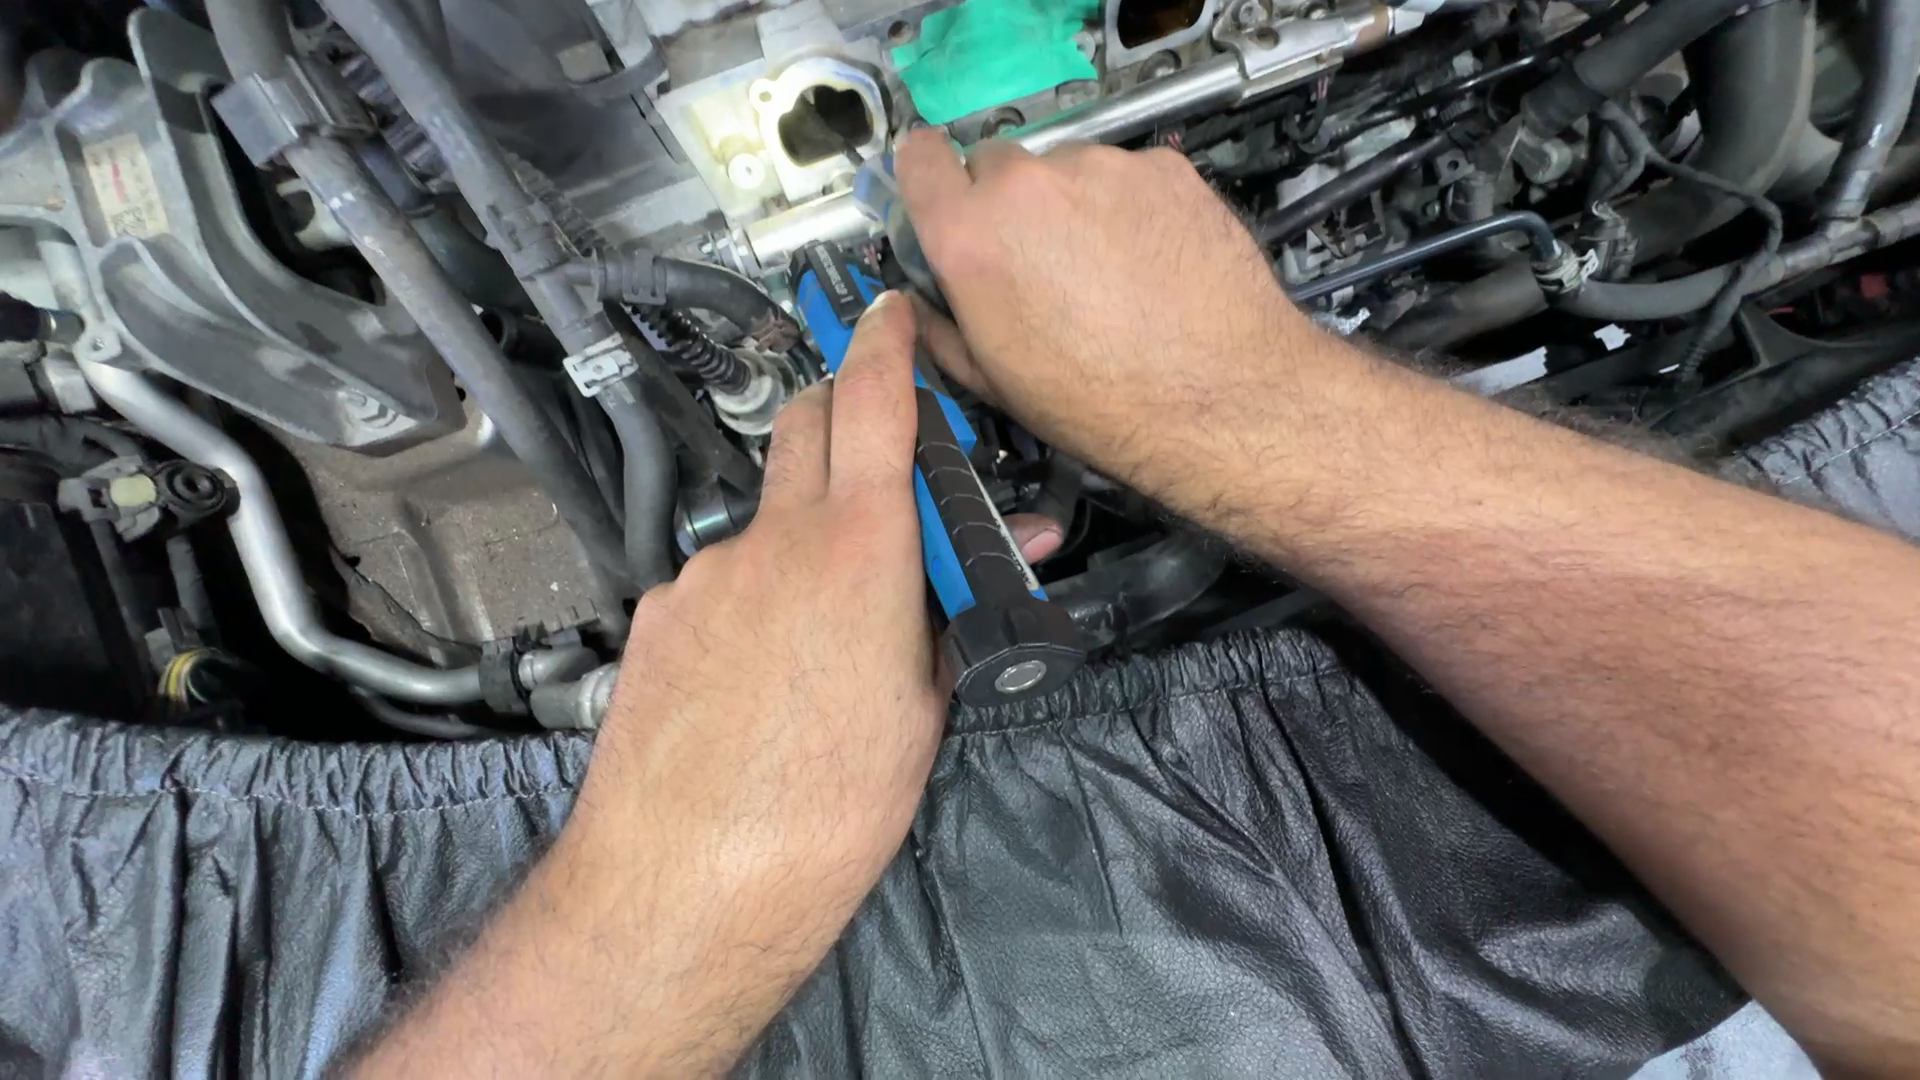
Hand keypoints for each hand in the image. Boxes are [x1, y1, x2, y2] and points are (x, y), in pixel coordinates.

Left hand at [351, 294, 1066, 1077]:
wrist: (684, 885)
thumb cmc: (834, 804)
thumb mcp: (926, 703)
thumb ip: (956, 603)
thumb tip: (1009, 541)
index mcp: (858, 550)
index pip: (873, 405)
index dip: (887, 345)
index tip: (891, 313)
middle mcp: (773, 540)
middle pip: (807, 425)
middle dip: (845, 413)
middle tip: (882, 454)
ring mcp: (705, 573)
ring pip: (766, 510)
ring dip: (805, 524)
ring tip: (829, 613)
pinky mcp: (659, 613)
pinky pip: (722, 572)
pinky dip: (756, 585)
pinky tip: (764, 661)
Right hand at [895, 130, 1345, 498]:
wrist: (1217, 399)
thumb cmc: (1099, 404)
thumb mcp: (993, 383)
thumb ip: (939, 331)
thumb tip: (919, 306)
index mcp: (972, 237)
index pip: (919, 158)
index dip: (927, 182)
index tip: (941, 202)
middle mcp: (1030, 185)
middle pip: (994, 166)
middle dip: (1001, 208)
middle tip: (1030, 266)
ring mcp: (1102, 168)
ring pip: (1062, 171)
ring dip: (1066, 210)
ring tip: (1099, 277)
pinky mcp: (1163, 168)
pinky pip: (1122, 177)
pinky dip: (1123, 209)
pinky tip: (1142, 266)